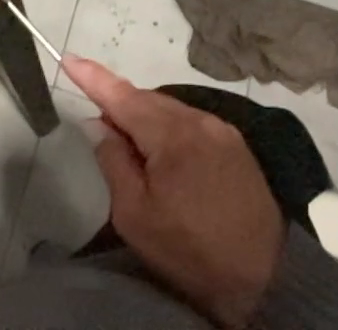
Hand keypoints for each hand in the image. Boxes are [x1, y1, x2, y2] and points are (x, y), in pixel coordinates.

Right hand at [64, 56, 285, 326]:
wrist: (268, 279)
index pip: (121, 95)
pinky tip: (165, 157)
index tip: (68, 57)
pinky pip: (190, 123)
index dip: (92, 77)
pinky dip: (168, 129)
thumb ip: (113, 161)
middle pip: (146, 99)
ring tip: (134, 154)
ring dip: (145, 120)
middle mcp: (199, 121)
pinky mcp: (236, 146)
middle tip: (102, 138)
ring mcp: (222, 131)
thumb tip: (98, 125)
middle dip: (119, 107)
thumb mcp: (135, 215)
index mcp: (172, 135)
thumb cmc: (192, 250)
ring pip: (169, 110)